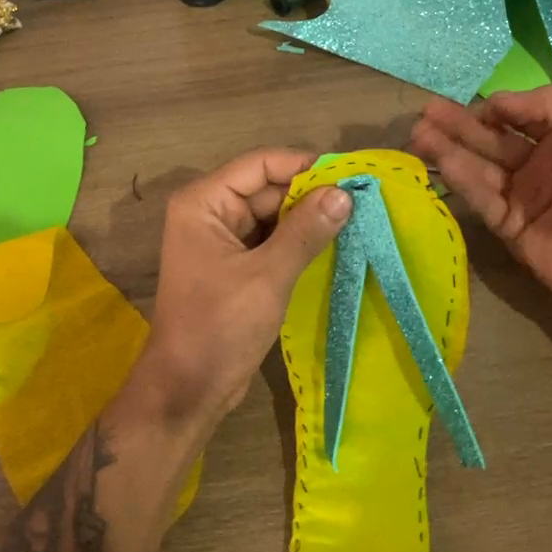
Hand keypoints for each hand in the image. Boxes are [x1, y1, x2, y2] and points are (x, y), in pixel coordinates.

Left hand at [140, 149, 351, 421]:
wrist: (188, 388)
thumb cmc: (219, 326)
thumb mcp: (267, 277)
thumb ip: (305, 232)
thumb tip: (344, 193)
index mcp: (203, 202)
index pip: (259, 164)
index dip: (304, 165)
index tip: (350, 175)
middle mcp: (209, 211)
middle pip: (267, 187)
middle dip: (311, 193)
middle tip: (362, 200)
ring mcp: (221, 239)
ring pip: (272, 214)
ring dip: (308, 217)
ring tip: (357, 219)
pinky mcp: (234, 264)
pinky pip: (270, 239)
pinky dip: (298, 240)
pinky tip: (334, 243)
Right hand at [409, 86, 551, 329]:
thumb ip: (550, 104)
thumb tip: (496, 101)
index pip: (522, 114)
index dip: (496, 106)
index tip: (475, 104)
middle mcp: (545, 164)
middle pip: (494, 139)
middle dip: (460, 124)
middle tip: (425, 111)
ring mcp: (527, 197)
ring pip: (480, 167)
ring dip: (450, 149)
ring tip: (417, 134)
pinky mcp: (511, 229)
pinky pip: (482, 199)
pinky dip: (461, 180)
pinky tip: (440, 162)